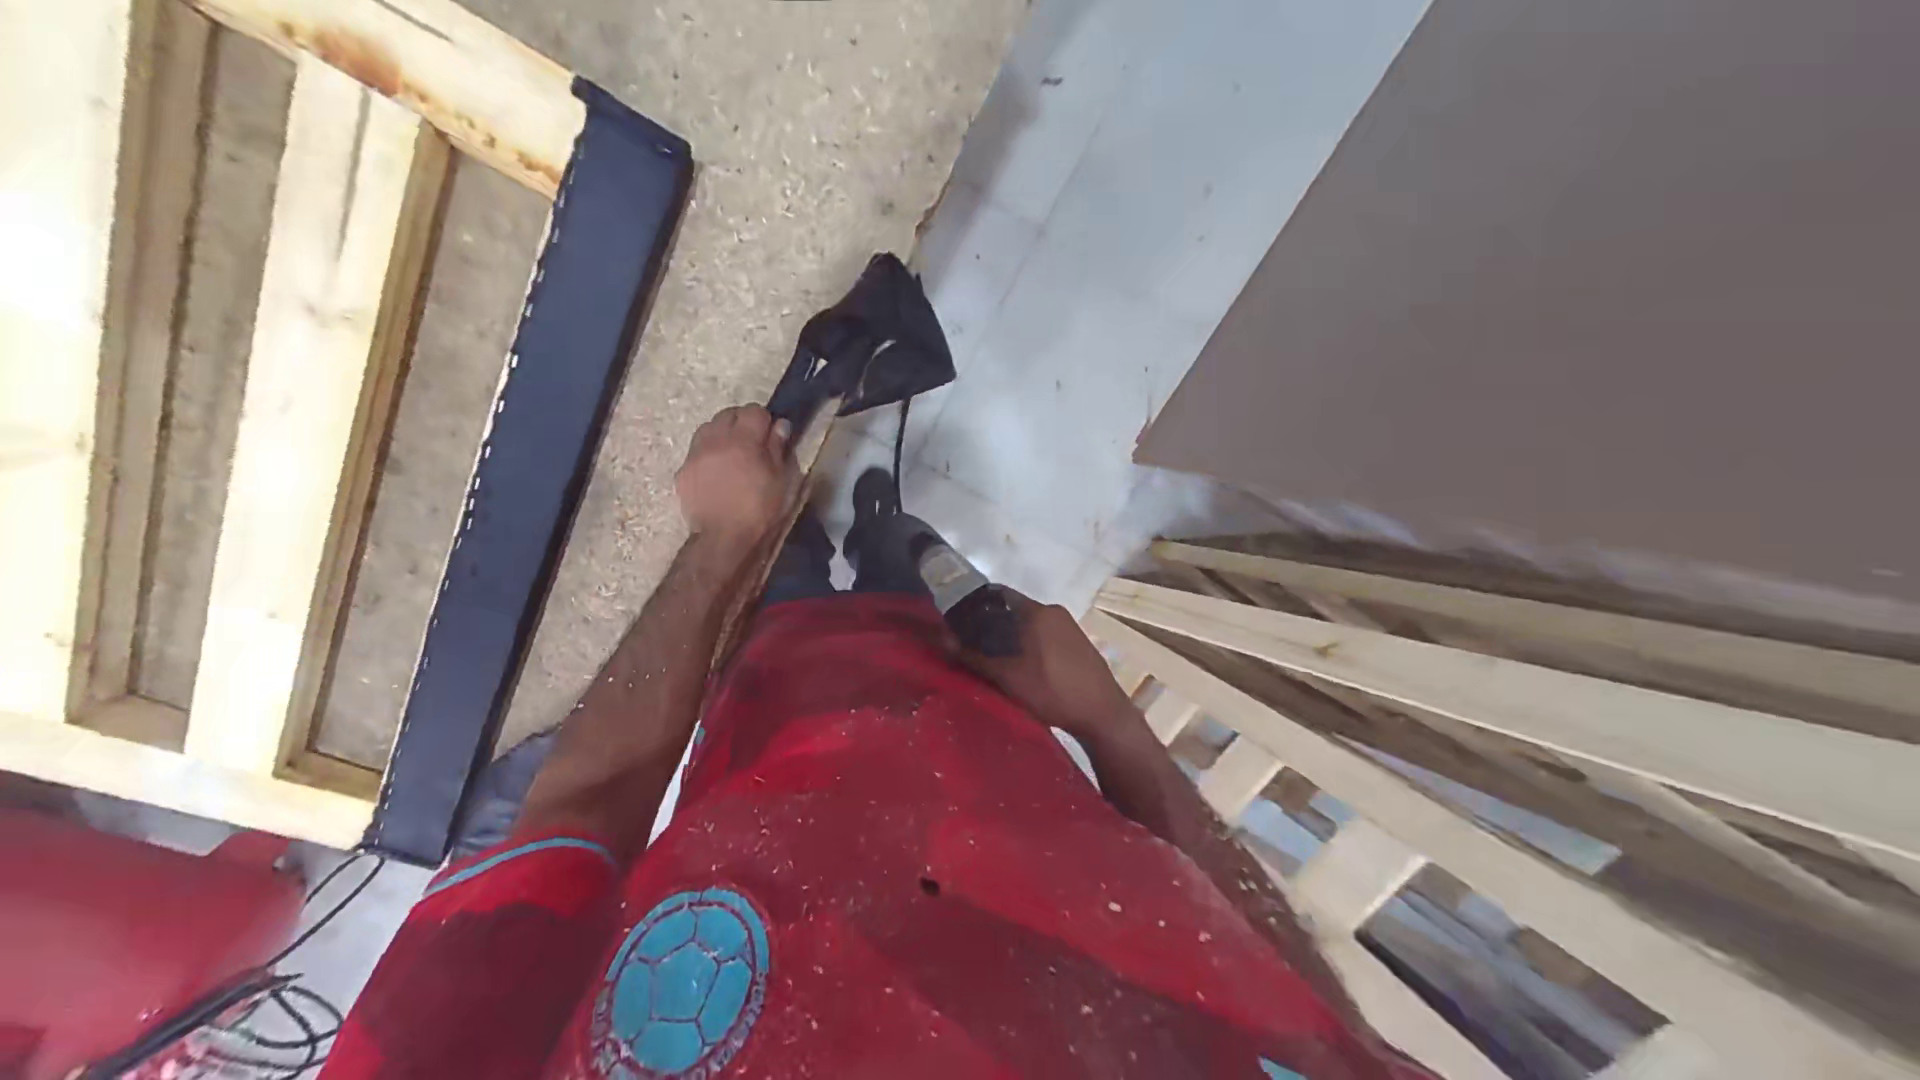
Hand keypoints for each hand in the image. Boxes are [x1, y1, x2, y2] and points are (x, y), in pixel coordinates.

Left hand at [675, 405, 796, 550]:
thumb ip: (778, 449)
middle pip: (728, 414)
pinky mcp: (683, 471)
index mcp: (744, 440)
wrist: (724, 539)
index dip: (765, 420)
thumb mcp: (781, 480)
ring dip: (721, 434)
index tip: (771, 435)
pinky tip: (716, 473)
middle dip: (741, 422)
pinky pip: (696, 451)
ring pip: (708, 428)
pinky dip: (708, 454)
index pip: (754, 411)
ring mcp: (695, 454)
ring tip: (731, 454)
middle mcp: (716, 440)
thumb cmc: (760, 510)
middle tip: (753, 443)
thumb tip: (780, 425)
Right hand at [960, 589, 1150, 746]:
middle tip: (970, 644)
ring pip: (1029, 623)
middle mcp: (1053, 611)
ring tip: (991, 657)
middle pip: (1012, 609)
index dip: (975, 606)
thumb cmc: (1054, 692)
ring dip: (1010, 636)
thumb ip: (975, 657)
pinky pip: (1044, 633)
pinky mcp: (1077, 641)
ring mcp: (1068, 625)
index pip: (997, 595)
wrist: (1104, 715)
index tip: (958, 621)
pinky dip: (1028, 643)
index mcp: (1037, 612)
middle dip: (991, 624)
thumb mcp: (1009, 677)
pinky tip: (1020, 664)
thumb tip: (943, 640)